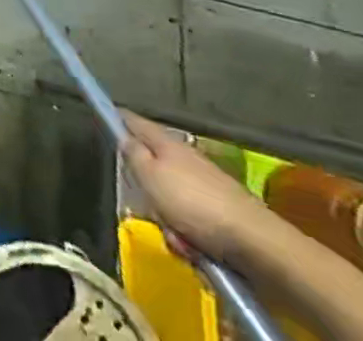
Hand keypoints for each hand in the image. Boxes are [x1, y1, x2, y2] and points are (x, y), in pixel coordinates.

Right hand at [121, 112, 283, 264]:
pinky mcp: (225, 213)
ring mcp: (209, 186)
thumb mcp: (149, 175)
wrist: (259, 245)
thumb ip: (132, 153)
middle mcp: (189, 159)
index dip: (119, 119)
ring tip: (175, 235)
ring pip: (172, 196)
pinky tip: (193, 247)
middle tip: (141, 200)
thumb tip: (124, 136)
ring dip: (168, 216)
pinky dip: (188, 233)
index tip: (104, 116)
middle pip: (153, 165)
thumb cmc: (193, 203)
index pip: (136, 122)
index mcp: (168, 144)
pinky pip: (193, 219)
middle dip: (145, 185)